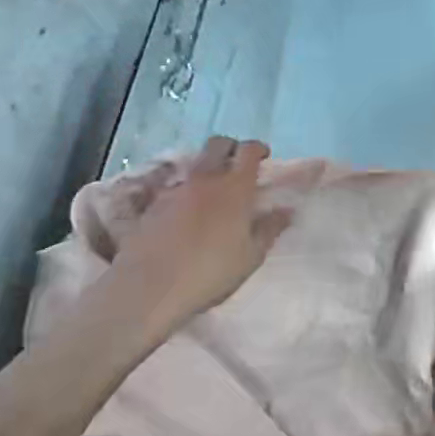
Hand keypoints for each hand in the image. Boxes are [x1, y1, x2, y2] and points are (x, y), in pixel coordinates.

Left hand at [108, 137, 287, 322]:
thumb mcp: (251, 256)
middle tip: (238, 167)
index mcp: (235, 188)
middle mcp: (205, 180)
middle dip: (230, 149)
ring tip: (212, 196)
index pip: (248, 150)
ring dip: (206, 172)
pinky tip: (186, 217)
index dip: (258, 149)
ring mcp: (174, 191)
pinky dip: (185, 194)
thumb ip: (270, 228)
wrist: (148, 291)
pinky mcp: (150, 207)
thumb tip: (286, 211)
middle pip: (217, 144)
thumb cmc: (211, 272)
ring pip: (194, 166)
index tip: (263, 157)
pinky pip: (173, 189)